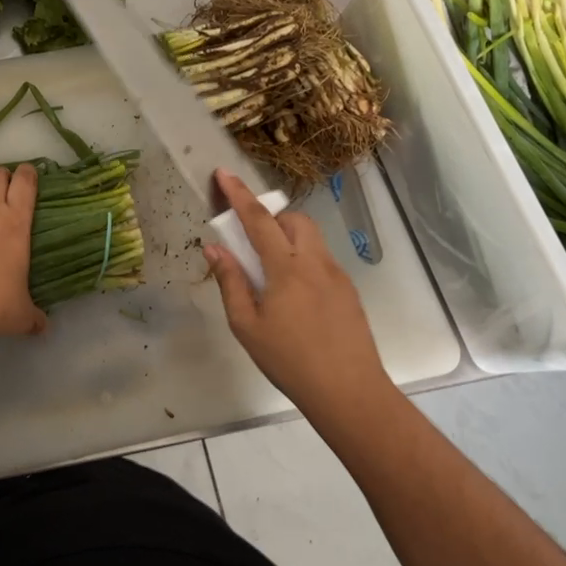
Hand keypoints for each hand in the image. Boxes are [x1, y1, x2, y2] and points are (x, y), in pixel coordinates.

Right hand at [205, 169, 392, 417]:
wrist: (350, 393)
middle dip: (271, 217)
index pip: (258, 219)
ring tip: (271, 272)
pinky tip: (294, 297)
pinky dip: (302, 262)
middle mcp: (315, 263)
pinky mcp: (349, 293)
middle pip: (293, 220)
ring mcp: (337, 276)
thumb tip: (215, 249)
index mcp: (286, 268)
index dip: (238, 194)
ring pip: (311, 239)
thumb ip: (230, 282)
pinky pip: (321, 262)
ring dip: (288, 238)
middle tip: (252, 239)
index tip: (224, 172)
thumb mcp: (246, 326)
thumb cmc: (290, 361)